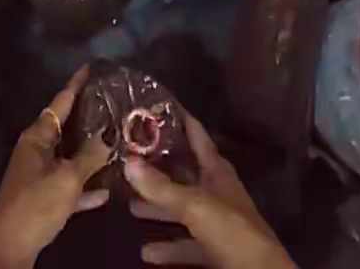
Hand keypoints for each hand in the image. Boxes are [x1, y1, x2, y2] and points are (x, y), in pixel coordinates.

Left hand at [0, 66, 110, 268]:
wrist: (3, 256)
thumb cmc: (33, 207)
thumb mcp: (66, 178)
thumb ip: (91, 154)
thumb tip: (111, 132)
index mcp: (38, 137)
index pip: (61, 101)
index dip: (77, 83)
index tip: (94, 67)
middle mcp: (37, 150)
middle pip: (66, 126)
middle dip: (90, 116)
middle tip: (117, 103)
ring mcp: (38, 176)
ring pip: (70, 156)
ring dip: (91, 152)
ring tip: (119, 140)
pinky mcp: (42, 201)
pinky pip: (69, 185)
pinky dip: (86, 185)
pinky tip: (108, 189)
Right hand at [125, 112, 295, 268]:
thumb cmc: (231, 228)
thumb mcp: (194, 205)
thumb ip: (162, 187)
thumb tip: (128, 162)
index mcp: (215, 169)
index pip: (196, 134)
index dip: (179, 119)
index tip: (155, 108)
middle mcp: (215, 188)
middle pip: (184, 173)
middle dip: (159, 169)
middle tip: (130, 161)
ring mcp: (215, 219)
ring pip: (182, 208)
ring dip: (158, 208)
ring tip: (131, 207)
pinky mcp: (213, 248)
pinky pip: (186, 243)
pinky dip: (168, 246)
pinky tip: (147, 251)